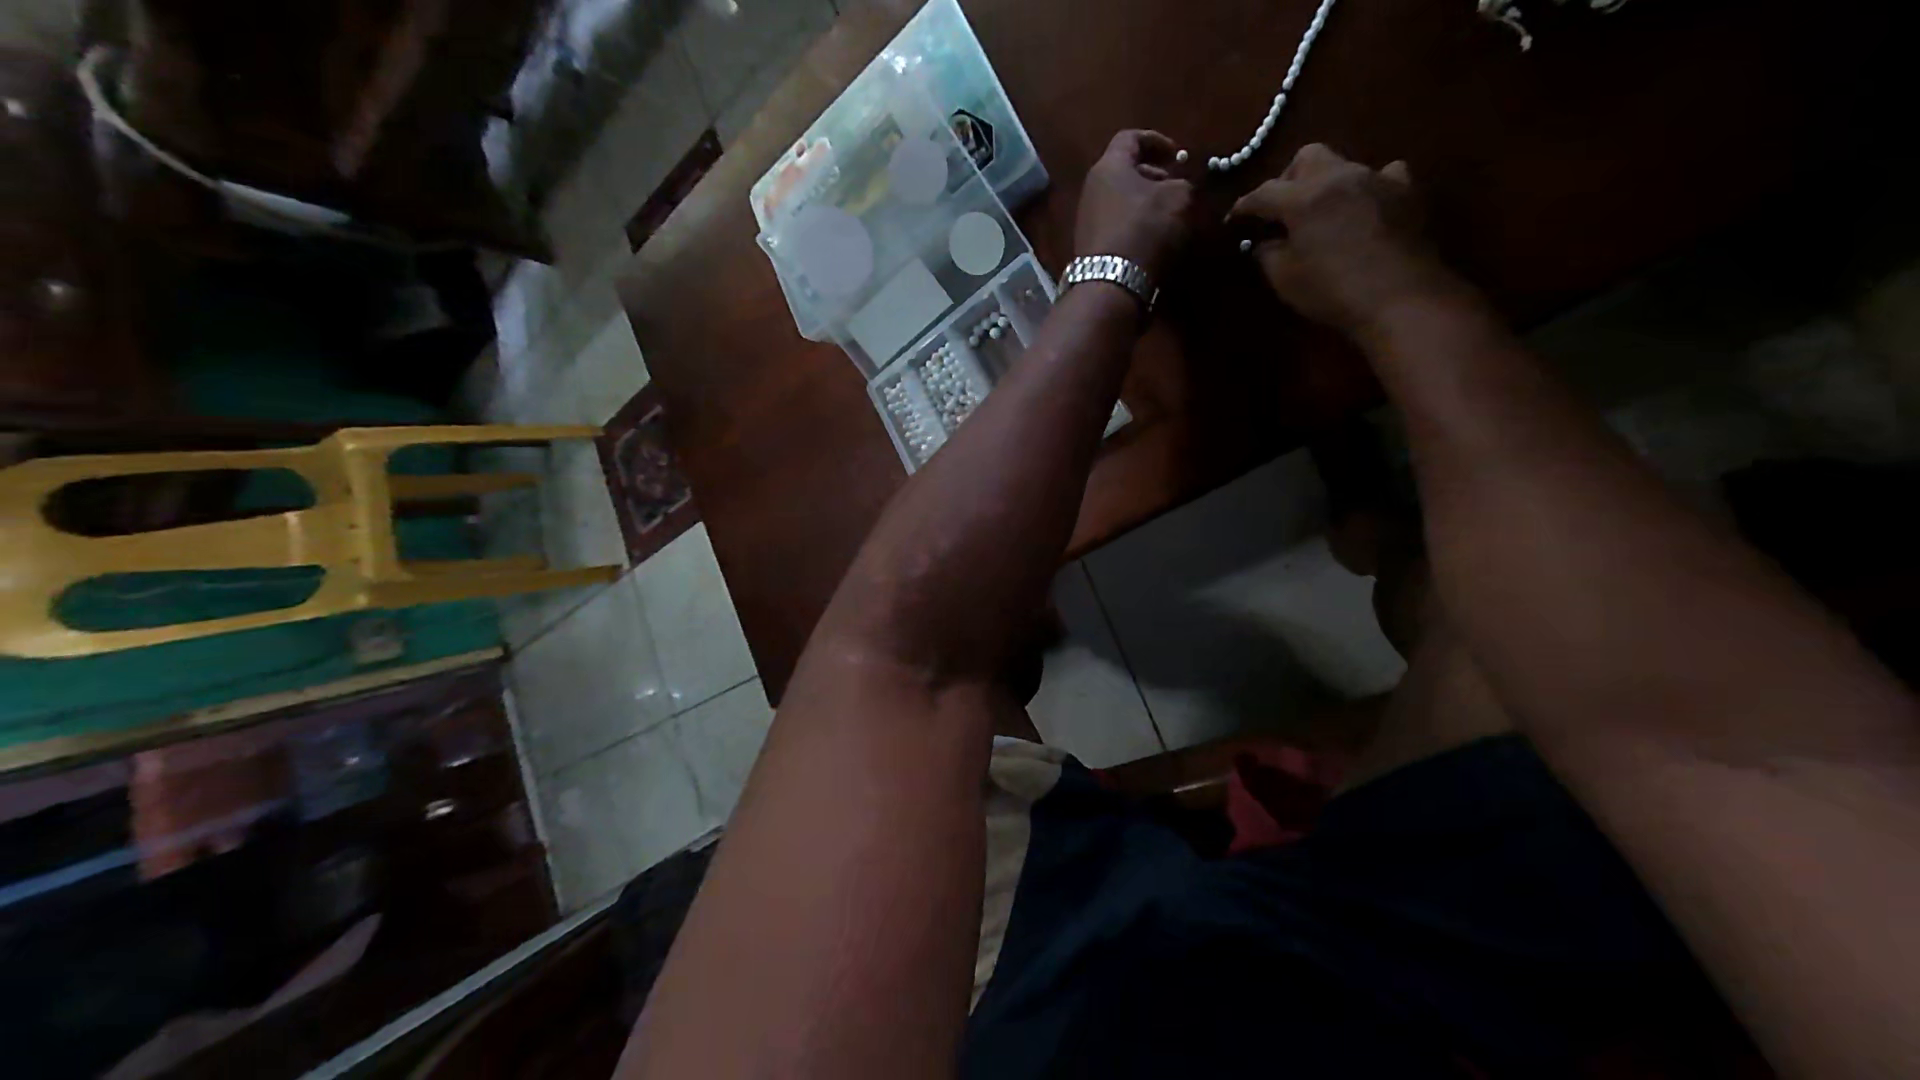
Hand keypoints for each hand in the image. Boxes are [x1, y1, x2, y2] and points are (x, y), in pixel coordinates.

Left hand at [1074, 130, 1196, 283]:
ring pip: (1122, 202)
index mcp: (1109, 167)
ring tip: (1170, 217)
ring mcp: (1088, 221)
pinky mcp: (1091, 248)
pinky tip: (1154, 241)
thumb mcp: (1178, 197)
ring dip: (1146, 205)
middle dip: (1153, 176)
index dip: (1157, 140)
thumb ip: (1183, 184)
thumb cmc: (1145, 229)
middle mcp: (1092, 190)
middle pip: (1125, 173)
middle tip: (1176, 188)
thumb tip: (1178, 189)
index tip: (1177, 154)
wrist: (1111, 284)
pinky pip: (1118, 227)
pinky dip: (1136, 227)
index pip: (1130, 138)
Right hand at [1228, 143, 1462, 338]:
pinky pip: (1385, 176)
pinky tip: (1366, 207)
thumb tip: (1264, 243)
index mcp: (1304, 198)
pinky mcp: (1407, 193)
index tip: (1233, 220)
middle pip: (1307, 157)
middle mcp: (1341, 177)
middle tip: (1281, 208)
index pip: (1263, 193)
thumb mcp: (1285, 279)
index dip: (1244, 206)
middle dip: (1288, 178)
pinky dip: (1370, 188)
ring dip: (1327, 184)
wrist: (1400, 298)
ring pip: (1345, 164)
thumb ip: (1268, 255)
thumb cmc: (1332, 291)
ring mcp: (1378, 179)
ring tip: (1323, 211)